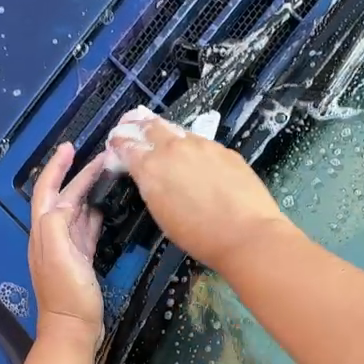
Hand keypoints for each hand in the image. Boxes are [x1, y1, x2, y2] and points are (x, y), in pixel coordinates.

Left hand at [28, 142, 107, 344]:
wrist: (72, 330)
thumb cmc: (66, 294)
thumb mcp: (59, 255)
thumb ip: (58, 223)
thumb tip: (69, 202)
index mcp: (44, 231)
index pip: (47, 190)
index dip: (56, 167)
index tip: (70, 147)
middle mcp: (52, 235)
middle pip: (63, 197)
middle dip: (77, 175)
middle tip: (100, 158)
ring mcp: (67, 248)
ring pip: (76, 210)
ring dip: (88, 191)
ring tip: (105, 175)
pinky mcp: (81, 260)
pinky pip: (87, 229)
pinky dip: (94, 214)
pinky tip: (105, 207)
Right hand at [105, 107, 299, 272]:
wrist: (247, 234)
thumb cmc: (199, 237)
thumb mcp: (161, 214)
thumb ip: (151, 186)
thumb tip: (147, 174)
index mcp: (151, 167)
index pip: (126, 144)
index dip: (119, 143)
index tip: (116, 144)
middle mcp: (173, 148)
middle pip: (150, 126)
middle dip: (139, 127)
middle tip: (134, 128)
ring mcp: (202, 146)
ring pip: (178, 131)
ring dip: (167, 134)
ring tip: (164, 140)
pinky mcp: (225, 150)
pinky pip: (202, 142)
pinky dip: (192, 146)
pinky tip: (196, 156)